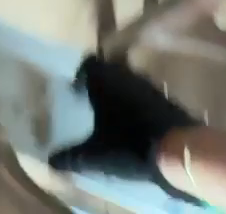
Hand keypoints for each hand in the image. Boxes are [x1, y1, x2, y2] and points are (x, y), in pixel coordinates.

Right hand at [49, 55, 201, 199]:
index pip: (87, 64)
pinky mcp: (162, 96)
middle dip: (98, 80)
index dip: (80, 74)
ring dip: (118, 89)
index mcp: (104, 80)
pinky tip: (132, 117)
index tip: (75, 89)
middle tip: (90, 96)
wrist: (175, 150)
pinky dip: (134, 99)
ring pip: (125, 78)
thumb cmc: (128, 145)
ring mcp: (145, 83)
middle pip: (107, 68)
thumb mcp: (95, 156)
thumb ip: (71, 157)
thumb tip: (49, 161)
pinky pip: (141, 90)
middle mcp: (124, 74)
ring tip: (110, 108)